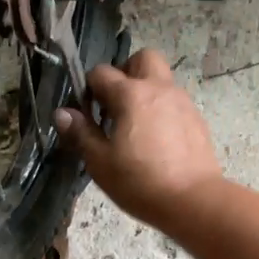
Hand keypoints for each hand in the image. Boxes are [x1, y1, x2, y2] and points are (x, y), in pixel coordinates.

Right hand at [54, 49, 221, 226]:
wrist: (192, 200)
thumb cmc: (139, 182)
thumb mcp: (100, 163)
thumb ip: (81, 134)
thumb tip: (62, 113)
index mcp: (130, 95)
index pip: (101, 73)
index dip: (89, 89)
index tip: (87, 114)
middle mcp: (158, 88)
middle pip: (141, 58)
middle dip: (125, 73)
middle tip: (116, 105)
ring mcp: (181, 101)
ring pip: (160, 80)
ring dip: (145, 93)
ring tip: (135, 129)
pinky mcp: (196, 119)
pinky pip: (174, 103)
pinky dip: (161, 112)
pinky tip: (156, 143)